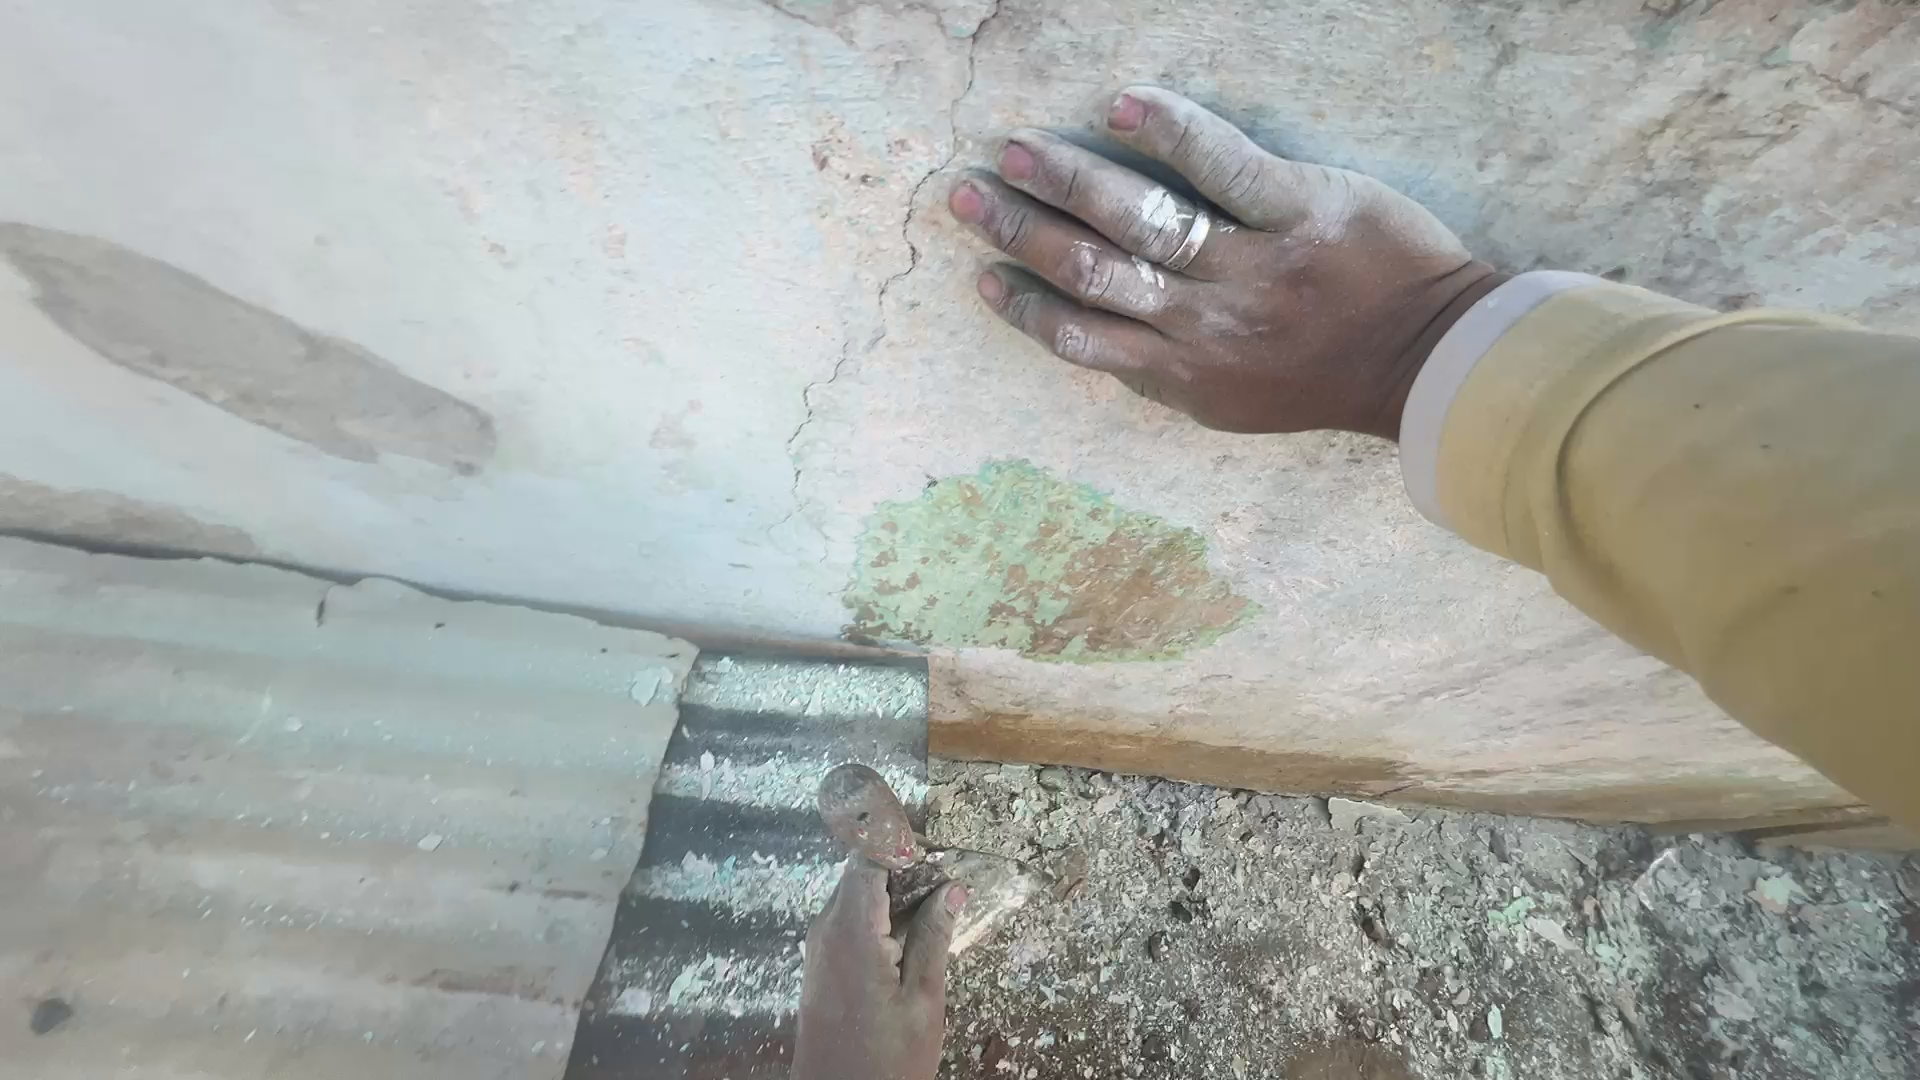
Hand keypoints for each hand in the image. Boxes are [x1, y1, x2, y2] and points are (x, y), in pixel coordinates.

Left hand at [791, 857, 968, 1079]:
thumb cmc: (885, 1062)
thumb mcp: (922, 1001)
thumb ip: (934, 937)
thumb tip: (952, 887)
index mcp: (852, 929)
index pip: (868, 855)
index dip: (900, 838)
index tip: (936, 837)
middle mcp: (828, 926)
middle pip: (862, 869)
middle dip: (903, 860)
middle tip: (946, 866)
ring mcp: (820, 944)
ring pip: (857, 891)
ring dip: (893, 885)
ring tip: (937, 890)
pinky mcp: (821, 961)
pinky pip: (850, 915)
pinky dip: (880, 908)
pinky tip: (913, 922)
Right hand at [947, 86, 1506, 439]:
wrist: (1421, 363)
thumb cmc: (1314, 385)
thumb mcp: (1224, 406)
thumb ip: (1158, 373)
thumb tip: (1095, 337)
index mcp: (1178, 372)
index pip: (1080, 339)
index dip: (1025, 308)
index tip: (985, 276)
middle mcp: (1200, 321)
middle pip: (1092, 271)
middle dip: (1022, 233)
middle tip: (970, 197)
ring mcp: (1250, 265)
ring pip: (1142, 219)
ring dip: (1071, 182)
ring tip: (1017, 151)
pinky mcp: (1303, 209)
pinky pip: (1228, 167)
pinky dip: (1173, 134)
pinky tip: (1123, 103)